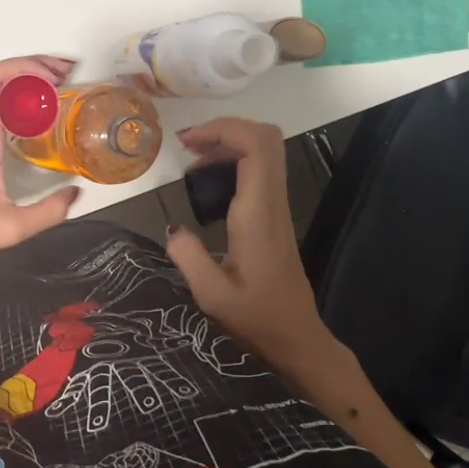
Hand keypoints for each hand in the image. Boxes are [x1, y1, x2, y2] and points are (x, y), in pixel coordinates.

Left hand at [0, 56, 81, 283]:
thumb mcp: (11, 229)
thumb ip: (49, 211)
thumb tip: (75, 194)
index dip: (23, 65)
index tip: (53, 78)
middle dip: (32, 70)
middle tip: (65, 78)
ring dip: (22, 86)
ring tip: (57, 94)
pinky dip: (13, 105)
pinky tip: (34, 122)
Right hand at [164, 118, 329, 363]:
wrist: (296, 338)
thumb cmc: (256, 319)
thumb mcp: (211, 296)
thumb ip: (188, 257)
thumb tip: (172, 227)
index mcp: (258, 215)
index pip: (256, 147)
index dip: (223, 130)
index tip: (186, 143)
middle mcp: (272, 203)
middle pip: (266, 138)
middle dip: (225, 129)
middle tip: (187, 146)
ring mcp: (276, 208)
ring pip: (264, 151)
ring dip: (227, 143)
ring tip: (190, 162)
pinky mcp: (273, 216)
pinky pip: (259, 170)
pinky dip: (232, 161)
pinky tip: (205, 183)